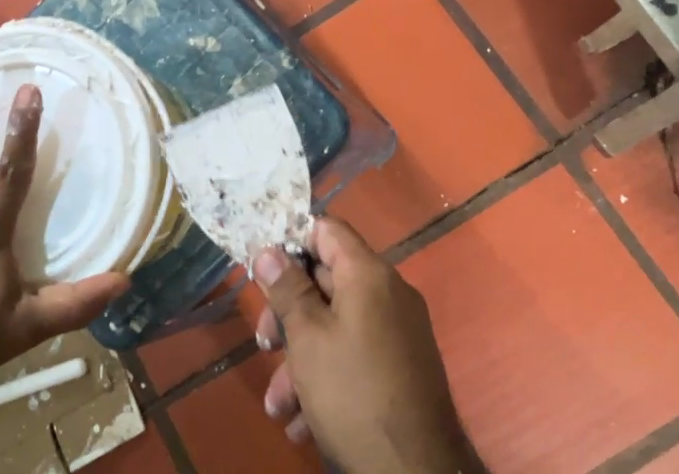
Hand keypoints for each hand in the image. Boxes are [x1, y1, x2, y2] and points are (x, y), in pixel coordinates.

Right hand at [251, 218, 481, 473]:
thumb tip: (268, 250)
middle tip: (263, 345)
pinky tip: (303, 423)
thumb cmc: (353, 392)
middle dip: (288, 316)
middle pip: (326, 282)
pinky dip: (326, 380)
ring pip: (335, 328)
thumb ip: (286, 290)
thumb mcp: (307, 338)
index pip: (326, 230)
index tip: (262, 270)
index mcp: (369, 274)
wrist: (417, 471)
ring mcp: (398, 333)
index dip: (291, 241)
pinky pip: (355, 357)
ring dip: (300, 362)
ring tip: (278, 406)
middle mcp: (388, 295)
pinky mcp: (402, 369)